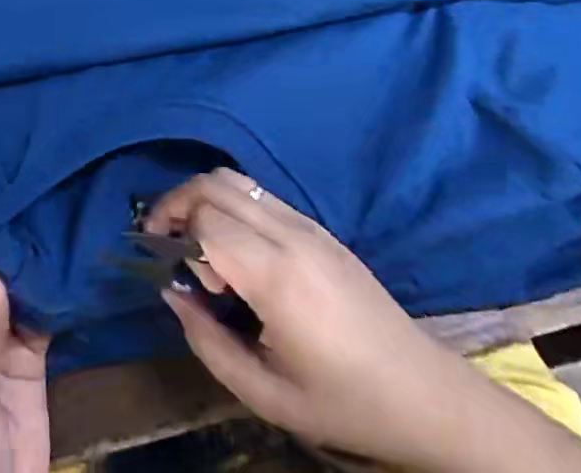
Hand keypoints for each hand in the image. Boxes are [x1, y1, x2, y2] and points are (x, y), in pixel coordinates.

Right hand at [147, 169, 580, 472]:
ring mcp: (308, 224)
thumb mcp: (262, 392)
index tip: (159, 260)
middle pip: (215, 183)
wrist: (421, 392)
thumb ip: (205, 339)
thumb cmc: (341, 401)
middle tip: (164, 242)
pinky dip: (230, 205)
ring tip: (196, 246)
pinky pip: (259, 194)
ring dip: (203, 199)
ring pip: (236, 179)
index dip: (171, 230)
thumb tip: (172, 290)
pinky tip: (233, 250)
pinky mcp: (319, 227)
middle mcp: (290, 234)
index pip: (205, 218)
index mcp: (276, 275)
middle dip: (177, 203)